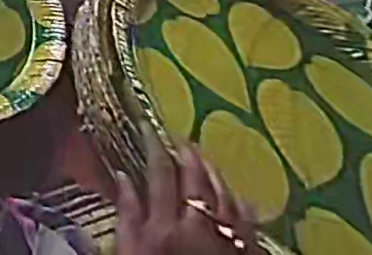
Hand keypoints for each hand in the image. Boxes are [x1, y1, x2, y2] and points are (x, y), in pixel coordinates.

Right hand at [117, 143, 256, 254]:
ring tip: (207, 160)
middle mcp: (197, 228)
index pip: (160, 171)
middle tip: (182, 141)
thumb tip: (122, 176)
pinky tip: (239, 197)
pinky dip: (243, 206)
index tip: (150, 128)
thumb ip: (126, 216)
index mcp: (164, 226)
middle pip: (196, 179)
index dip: (155, 144)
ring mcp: (226, 245)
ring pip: (224, 196)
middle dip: (189, 154)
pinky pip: (248, 226)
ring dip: (215, 174)